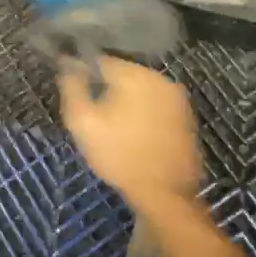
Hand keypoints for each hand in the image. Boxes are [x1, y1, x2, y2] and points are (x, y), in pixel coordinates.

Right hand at [58, 58, 204, 203]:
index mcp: (134, 74)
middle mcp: (159, 77)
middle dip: (107, 88)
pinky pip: (156, 104)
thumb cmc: (119, 156)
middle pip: (122, 73)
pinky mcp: (187, 116)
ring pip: (140, 89)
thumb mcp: (82, 122)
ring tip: (116, 127)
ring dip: (126, 100)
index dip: (85, 75)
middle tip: (96, 114)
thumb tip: (68, 64)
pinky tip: (136, 134)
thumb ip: (72, 87)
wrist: (165, 195)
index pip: (100, 61)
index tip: (77, 94)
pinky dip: (144, 112)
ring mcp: (177, 97)